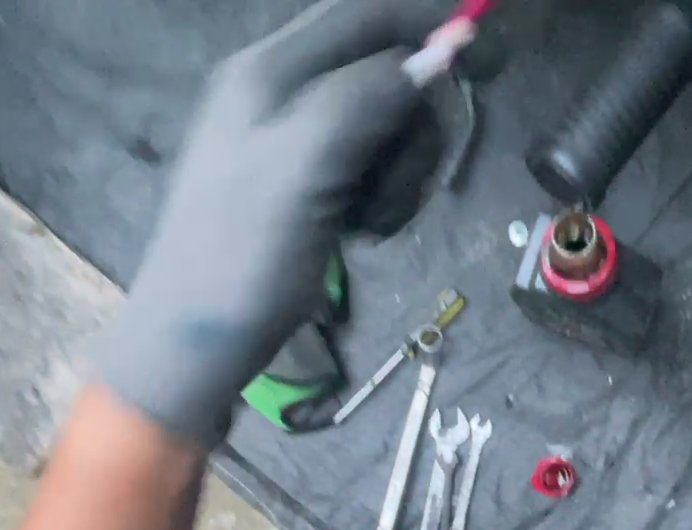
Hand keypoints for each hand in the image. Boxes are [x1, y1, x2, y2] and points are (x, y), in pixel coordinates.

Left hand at [93, 0, 442, 445]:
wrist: (202, 336)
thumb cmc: (244, 255)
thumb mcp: (303, 168)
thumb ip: (364, 99)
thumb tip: (438, 53)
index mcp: (271, 70)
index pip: (366, 15)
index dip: (429, 27)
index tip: (489, 55)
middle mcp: (284, 91)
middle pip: (386, 75)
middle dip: (410, 132)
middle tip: (394, 192)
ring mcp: (298, 140)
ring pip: (386, 129)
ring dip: (399, 177)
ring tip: (370, 224)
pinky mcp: (311, 183)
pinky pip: (372, 169)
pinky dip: (383, 199)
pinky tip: (361, 232)